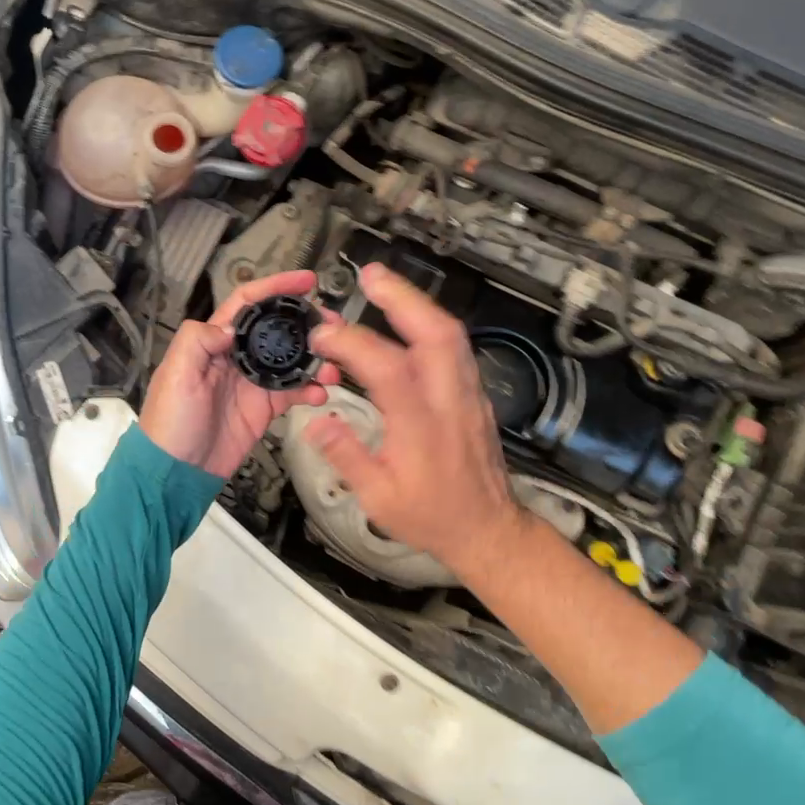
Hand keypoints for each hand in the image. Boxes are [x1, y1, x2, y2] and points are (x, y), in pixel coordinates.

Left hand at [139, 270, 340, 478]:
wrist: (176, 470)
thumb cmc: (170, 420)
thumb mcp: (176, 374)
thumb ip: (200, 340)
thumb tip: (232, 325)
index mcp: (212, 341)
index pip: (246, 303)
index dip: (275, 287)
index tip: (306, 280)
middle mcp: (234, 356)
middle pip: (276, 329)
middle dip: (306, 323)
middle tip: (334, 325)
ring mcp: (251, 383)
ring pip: (290, 360)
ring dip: (314, 358)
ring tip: (334, 364)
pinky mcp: (263, 409)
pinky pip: (292, 392)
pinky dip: (310, 389)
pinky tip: (321, 393)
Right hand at [303, 263, 532, 572]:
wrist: (488, 530)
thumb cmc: (431, 517)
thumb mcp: (378, 498)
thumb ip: (347, 456)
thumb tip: (316, 422)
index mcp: (422, 428)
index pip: (387, 370)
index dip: (352, 344)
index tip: (322, 335)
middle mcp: (450, 403)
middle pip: (436, 335)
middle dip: (402, 298)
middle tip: (371, 275)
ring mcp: (468, 397)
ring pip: (451, 336)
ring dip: (418, 304)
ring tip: (386, 285)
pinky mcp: (475, 398)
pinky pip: (456, 349)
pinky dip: (431, 324)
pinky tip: (411, 318)